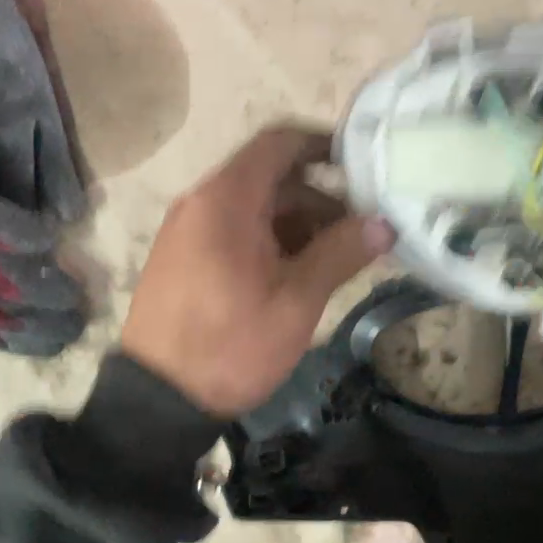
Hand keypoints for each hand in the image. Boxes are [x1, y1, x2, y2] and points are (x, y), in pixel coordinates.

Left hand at [121, 127, 395, 417]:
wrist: (158, 399)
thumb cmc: (232, 346)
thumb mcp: (295, 302)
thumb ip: (340, 254)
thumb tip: (384, 224)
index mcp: (226, 199)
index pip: (280, 142)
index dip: (325, 145)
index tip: (365, 167)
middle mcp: (202, 202)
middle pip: (270, 179)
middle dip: (320, 199)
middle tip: (361, 234)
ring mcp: (187, 231)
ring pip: (254, 209)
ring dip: (297, 226)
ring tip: (335, 264)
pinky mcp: (182, 260)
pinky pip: (233, 233)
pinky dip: (270, 243)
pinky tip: (296, 279)